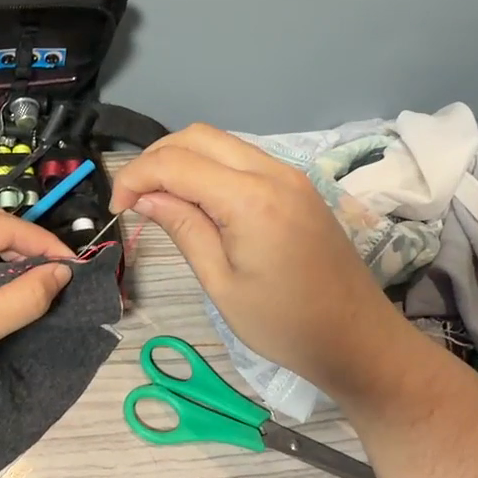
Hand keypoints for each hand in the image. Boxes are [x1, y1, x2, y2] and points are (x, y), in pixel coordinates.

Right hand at [109, 125, 407, 395]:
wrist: (359, 340)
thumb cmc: (284, 324)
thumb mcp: (220, 283)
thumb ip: (183, 228)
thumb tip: (145, 197)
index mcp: (251, 199)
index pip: (175, 164)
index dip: (135, 178)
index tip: (118, 209)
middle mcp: (272, 172)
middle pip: (196, 137)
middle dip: (154, 158)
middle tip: (133, 198)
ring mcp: (289, 175)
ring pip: (218, 141)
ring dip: (180, 159)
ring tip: (157, 198)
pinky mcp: (296, 185)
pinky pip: (240, 157)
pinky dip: (206, 166)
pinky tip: (194, 199)